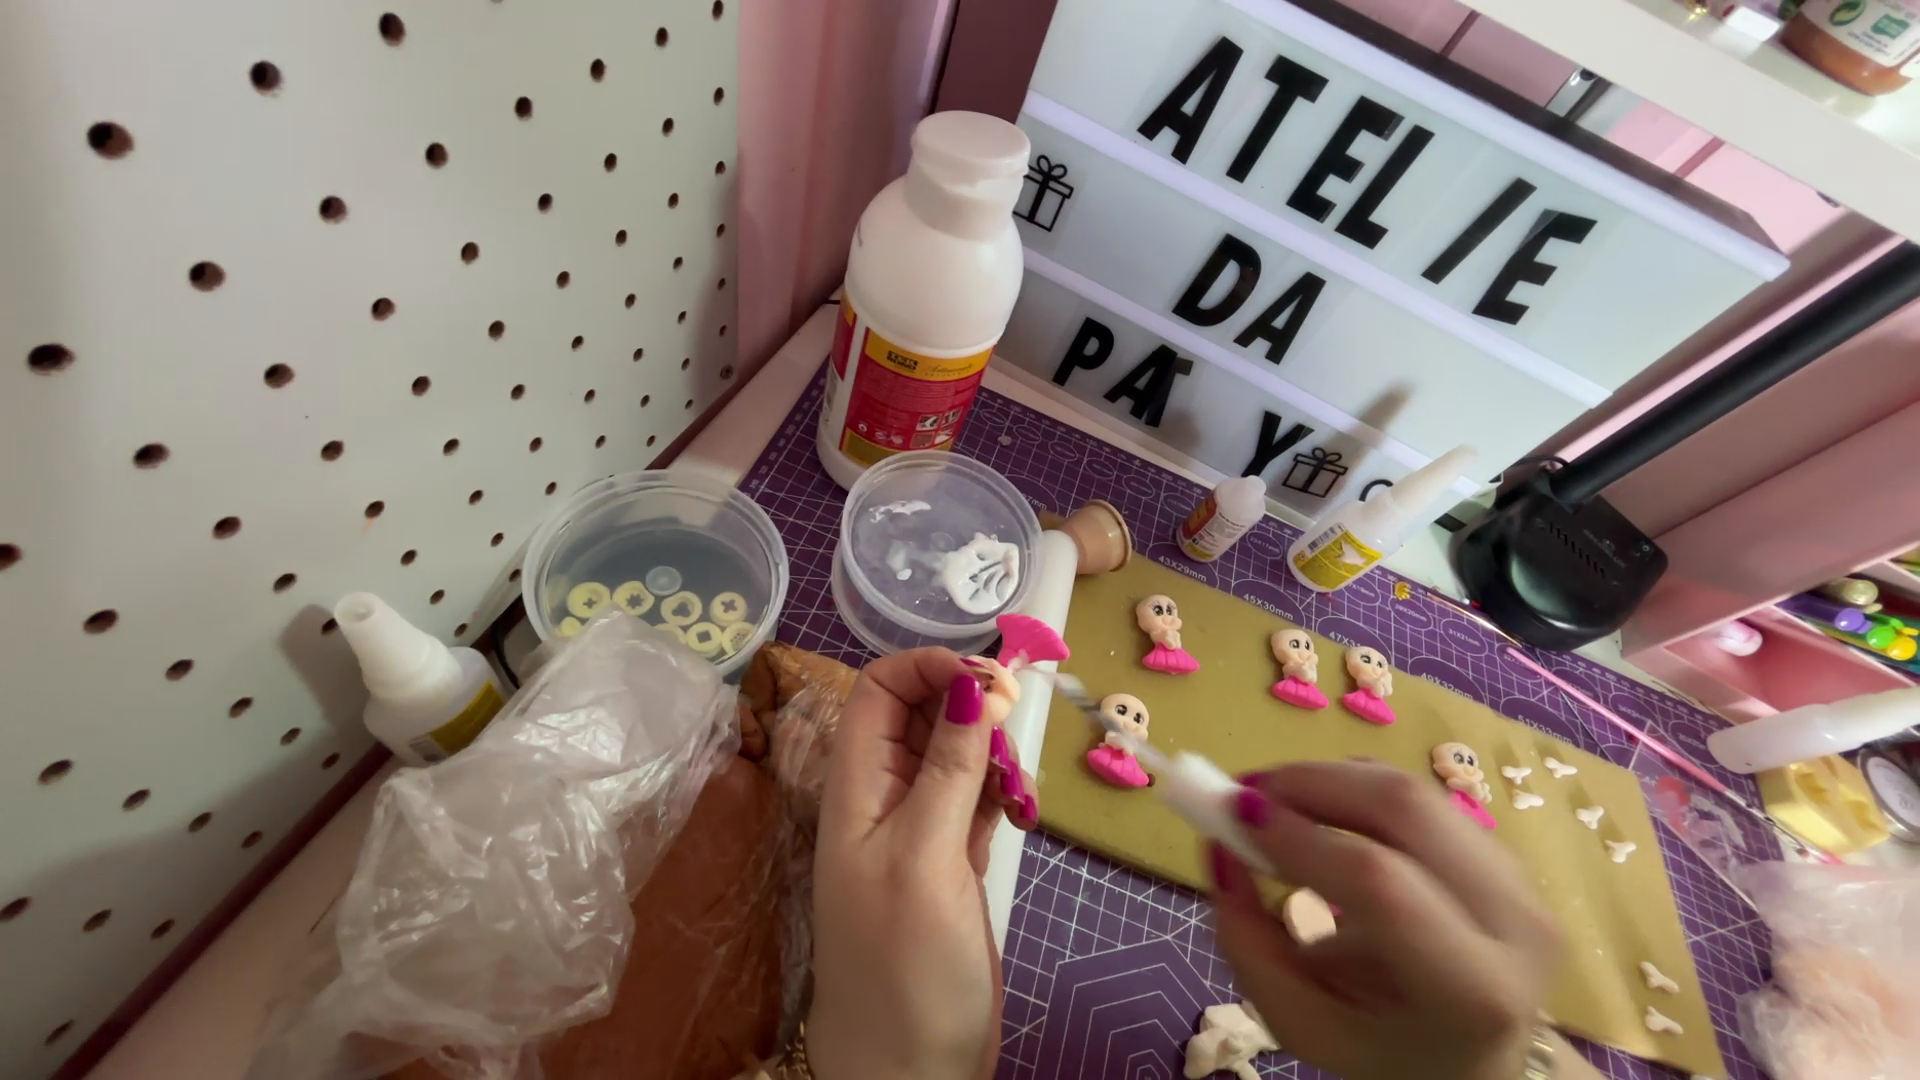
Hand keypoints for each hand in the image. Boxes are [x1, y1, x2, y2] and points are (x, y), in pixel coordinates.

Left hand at [806, 648, 1036, 1079]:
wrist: (912, 1074)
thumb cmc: (906, 964)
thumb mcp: (924, 854)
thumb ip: (949, 766)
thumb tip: (974, 681)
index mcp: (858, 783)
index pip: (879, 690)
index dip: (928, 668)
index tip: (988, 676)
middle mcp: (886, 792)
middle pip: (924, 712)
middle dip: (971, 705)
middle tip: (1017, 727)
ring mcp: (923, 822)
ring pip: (959, 749)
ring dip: (994, 752)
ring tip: (1017, 788)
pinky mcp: (955, 852)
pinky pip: (979, 791)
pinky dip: (1003, 789)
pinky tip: (1021, 810)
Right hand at [1208, 760, 1563, 1079]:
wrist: (1474, 1062)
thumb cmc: (1379, 1045)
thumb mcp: (1296, 1021)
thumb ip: (1245, 939)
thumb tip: (1220, 847)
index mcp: (1470, 990)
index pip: (1380, 884)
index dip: (1300, 835)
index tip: (1233, 814)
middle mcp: (1511, 923)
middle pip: (1403, 807)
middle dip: (1308, 782)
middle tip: (1245, 791)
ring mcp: (1517, 879)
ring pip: (1405, 788)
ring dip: (1324, 777)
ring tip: (1274, 801)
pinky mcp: (1500, 850)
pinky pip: (1413, 792)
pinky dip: (1349, 784)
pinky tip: (1319, 814)